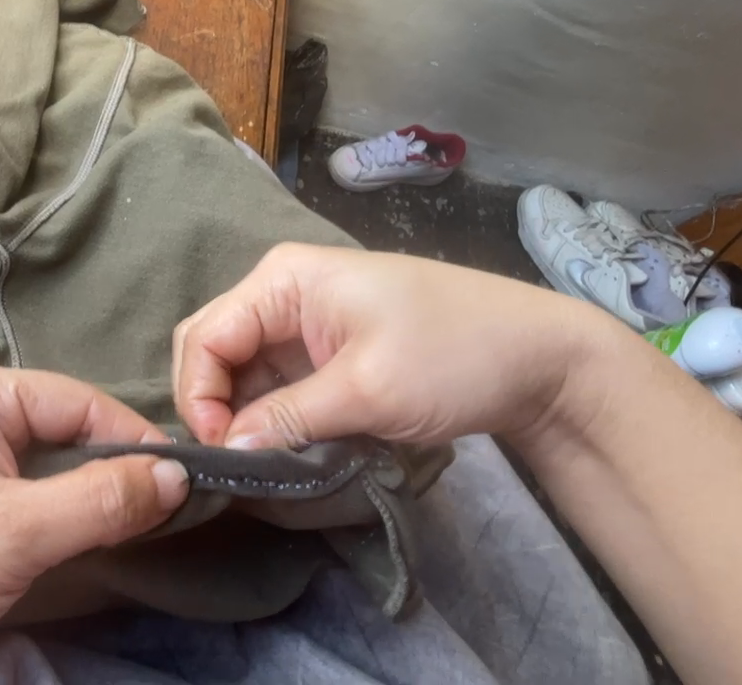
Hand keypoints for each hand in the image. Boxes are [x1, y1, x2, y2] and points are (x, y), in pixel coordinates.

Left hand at [0, 358, 189, 684]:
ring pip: (38, 454)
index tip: (185, 485)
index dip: (133, 440)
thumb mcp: (18, 534)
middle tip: (159, 513)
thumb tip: (178, 475)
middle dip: (107, 467)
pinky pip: (12, 475)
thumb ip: (102, 500)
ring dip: (79, 488)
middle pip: (59, 423)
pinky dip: (47, 501)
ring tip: (123, 524)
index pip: (76, 399)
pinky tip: (67, 529)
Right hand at [171, 243, 624, 450]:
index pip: (207, 333)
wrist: (542, 358)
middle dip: (211, 402)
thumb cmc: (454, 355)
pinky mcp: (322, 346)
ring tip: (257, 461)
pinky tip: (280, 446)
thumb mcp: (367, 390)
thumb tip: (225, 452)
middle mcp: (281, 291)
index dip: (199, 393)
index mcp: (282, 279)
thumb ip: (287, 419)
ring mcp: (301, 318)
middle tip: (231, 460)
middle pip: (214, 345)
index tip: (220, 453)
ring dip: (240, 413)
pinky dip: (269, 414)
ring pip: (240, 366)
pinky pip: (273, 379)